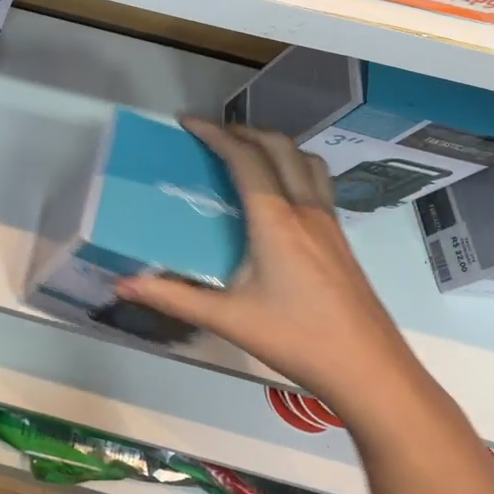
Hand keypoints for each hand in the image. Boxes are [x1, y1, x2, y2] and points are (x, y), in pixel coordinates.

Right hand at [114, 119, 426, 414]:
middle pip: (280, 147)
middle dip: (243, 130)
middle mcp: (306, 211)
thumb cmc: (297, 339)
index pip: (246, 159)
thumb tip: (122, 284)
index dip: (215, 134)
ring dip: (274, 145)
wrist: (370, 370)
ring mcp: (329, 223)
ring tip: (245, 153)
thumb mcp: (227, 319)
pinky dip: (292, 167)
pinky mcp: (340, 239)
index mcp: (276, 221)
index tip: (187, 123)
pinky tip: (276, 194)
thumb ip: (173, 297)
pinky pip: (317, 182)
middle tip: (211, 134)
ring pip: (306, 161)